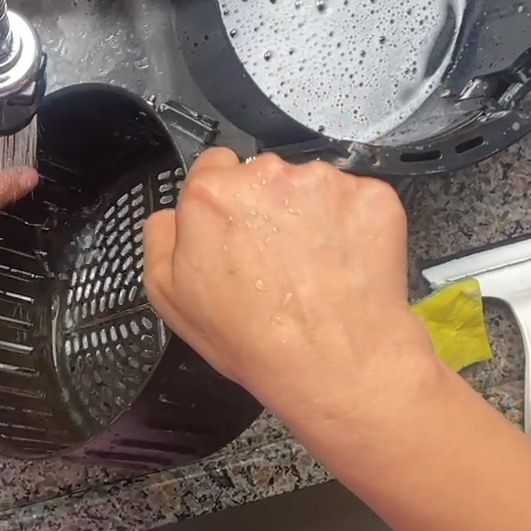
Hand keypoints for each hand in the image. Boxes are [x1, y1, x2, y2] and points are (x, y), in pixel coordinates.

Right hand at [142, 149, 444, 442]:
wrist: (334, 364)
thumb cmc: (250, 337)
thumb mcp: (167, 296)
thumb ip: (159, 237)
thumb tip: (172, 213)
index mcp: (209, 194)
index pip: (210, 166)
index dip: (217, 202)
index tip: (228, 231)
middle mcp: (265, 175)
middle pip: (259, 174)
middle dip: (261, 206)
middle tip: (268, 259)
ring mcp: (322, 182)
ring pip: (306, 186)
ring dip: (305, 214)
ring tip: (307, 268)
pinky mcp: (370, 196)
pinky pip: (351, 200)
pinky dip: (346, 224)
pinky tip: (338, 265)